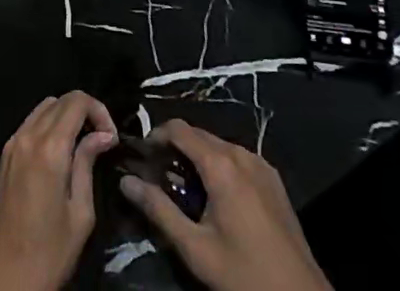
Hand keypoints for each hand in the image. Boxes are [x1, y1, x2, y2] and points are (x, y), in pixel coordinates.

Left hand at [0, 91, 119, 290]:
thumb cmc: (46, 255)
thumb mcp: (79, 214)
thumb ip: (87, 165)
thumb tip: (103, 135)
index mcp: (48, 148)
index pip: (77, 101)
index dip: (100, 111)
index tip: (111, 139)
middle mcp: (26, 138)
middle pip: (60, 100)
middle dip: (85, 111)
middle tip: (101, 141)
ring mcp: (10, 148)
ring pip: (43, 109)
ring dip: (66, 117)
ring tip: (83, 146)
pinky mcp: (2, 162)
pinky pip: (29, 126)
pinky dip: (48, 127)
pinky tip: (60, 155)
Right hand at [120, 120, 332, 290]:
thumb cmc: (242, 271)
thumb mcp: (194, 246)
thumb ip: (158, 210)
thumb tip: (127, 181)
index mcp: (221, 164)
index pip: (180, 129)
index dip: (156, 136)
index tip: (141, 157)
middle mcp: (242, 153)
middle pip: (199, 136)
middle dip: (174, 149)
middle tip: (155, 177)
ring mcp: (261, 164)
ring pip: (219, 147)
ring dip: (196, 158)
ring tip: (181, 190)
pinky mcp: (273, 178)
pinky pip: (238, 160)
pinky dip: (218, 167)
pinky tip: (212, 197)